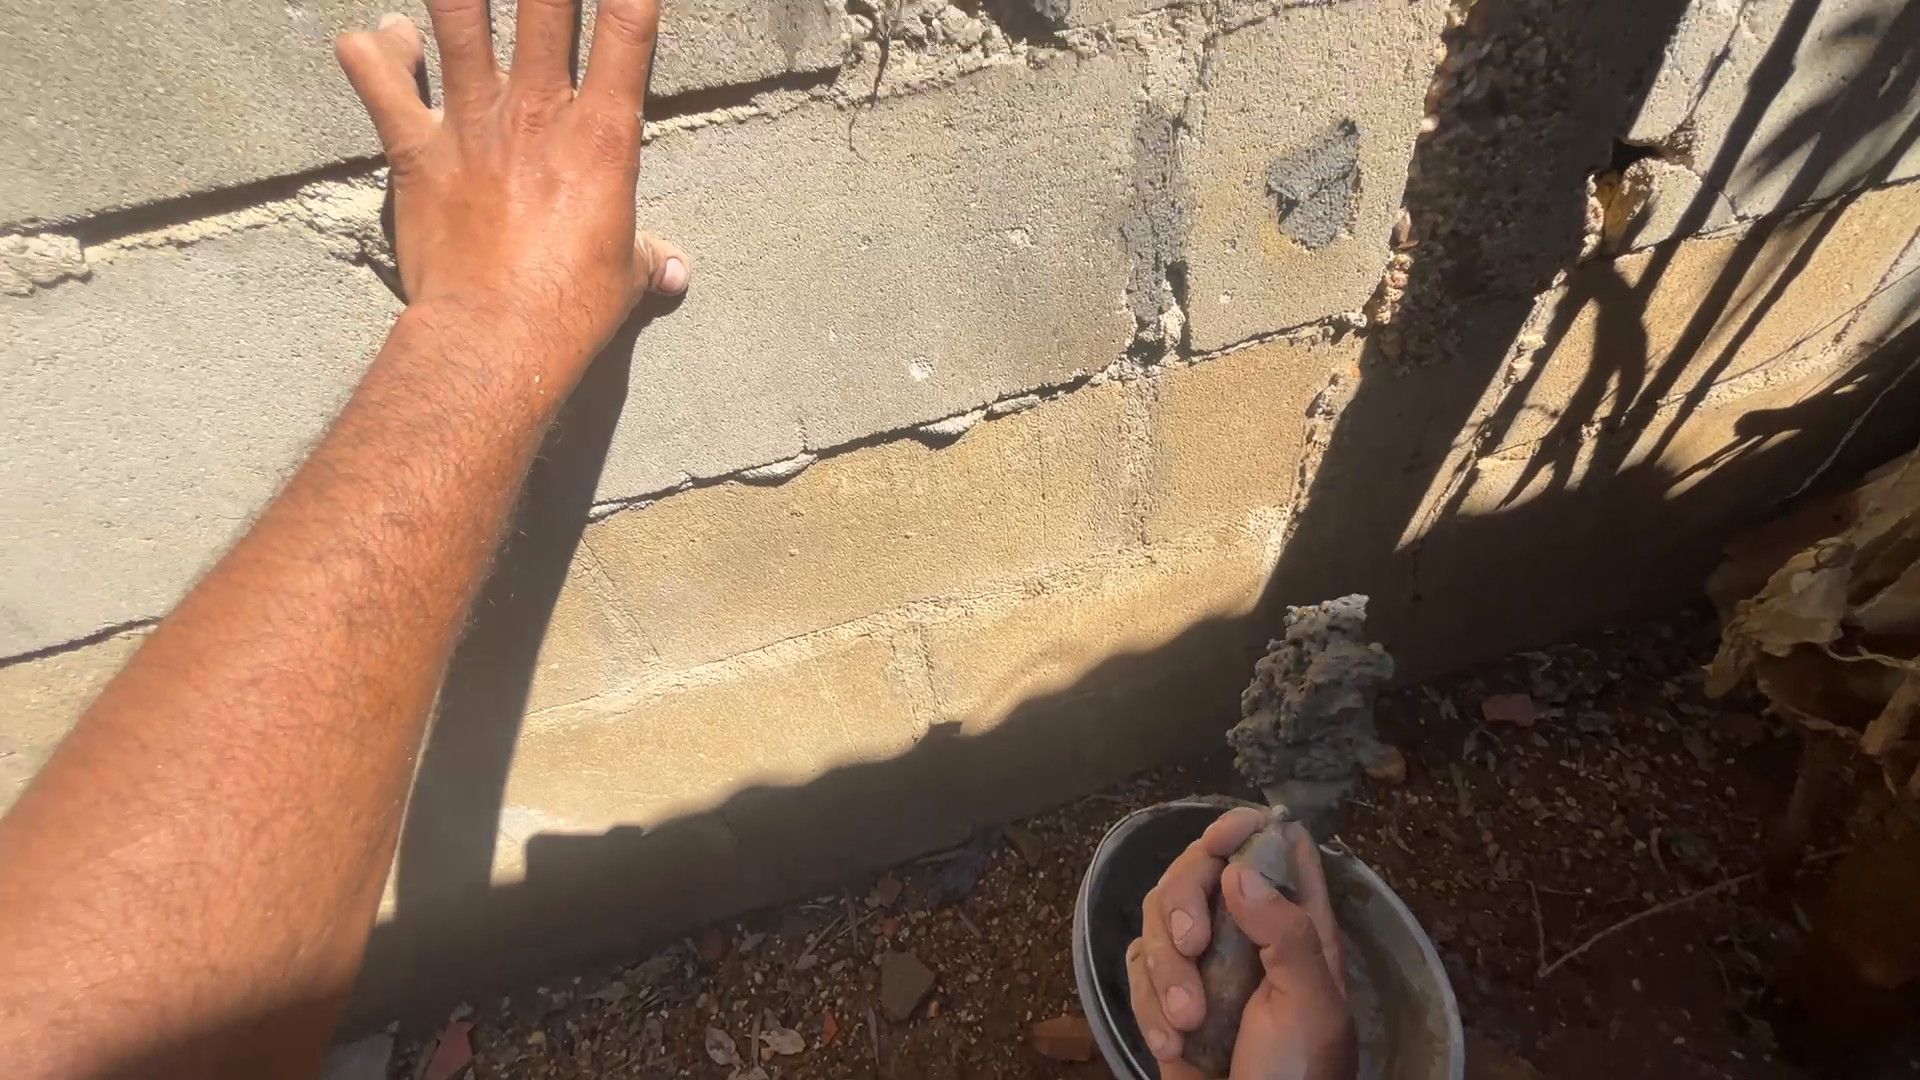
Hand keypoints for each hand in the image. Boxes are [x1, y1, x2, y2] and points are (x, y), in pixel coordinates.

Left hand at [335, 0, 688, 388]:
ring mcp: (471, 121)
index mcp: (603, 140)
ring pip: (453, 10)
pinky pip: (374, 68)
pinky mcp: (415, 145)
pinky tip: (389, 43)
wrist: (500, 333)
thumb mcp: (628, 279)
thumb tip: (676, 270)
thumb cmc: (574, 307)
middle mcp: (537, 112)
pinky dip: (375, 47)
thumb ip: (652, 258)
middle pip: (542, 3)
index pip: (626, 36)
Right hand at [1127, 807, 1357, 1079]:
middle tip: (1192, 944)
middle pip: (1194, 870)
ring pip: (1156, 914)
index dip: (1245, 830)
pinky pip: (1136, 964)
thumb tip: (1238, 871)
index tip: (1226, 835)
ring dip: (1166, 968)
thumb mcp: (1313, 1012)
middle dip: (1183, 901)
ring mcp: (1199, 958)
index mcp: (1291, 927)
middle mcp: (1241, 930)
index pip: (1270, 851)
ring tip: (1189, 1019)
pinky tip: (1172, 1041)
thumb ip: (1285, 936)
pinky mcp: (1163, 988)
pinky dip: (1147, 1001)